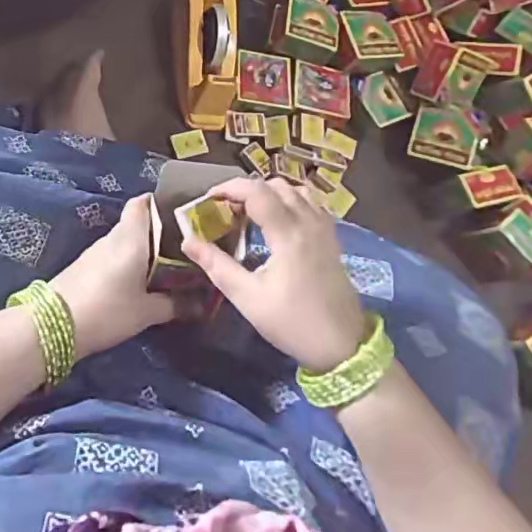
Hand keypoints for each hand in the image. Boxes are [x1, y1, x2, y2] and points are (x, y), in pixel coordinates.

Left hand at [49, 194, 175, 357]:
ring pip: (125, 242)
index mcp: (131, 237)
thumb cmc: (108, 310)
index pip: (143, 203)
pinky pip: (113, 257)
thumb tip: (201, 305)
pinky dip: (128, 263)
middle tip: (184, 249)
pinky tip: (140, 282)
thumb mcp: (146, 312)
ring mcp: (95, 252)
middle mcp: (113, 238)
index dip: (161, 203)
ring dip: (144, 251)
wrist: (53, 326)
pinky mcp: (84, 268)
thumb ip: (175, 305)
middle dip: (160, 233)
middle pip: (137, 223)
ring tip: (168, 267)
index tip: (182, 215)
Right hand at [180, 178, 369, 372]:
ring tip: (249, 213)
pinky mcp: (331, 238)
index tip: (208, 199)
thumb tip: (188, 241)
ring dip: (269, 193)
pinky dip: (290, 200)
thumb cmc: (293, 324)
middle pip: (275, 186)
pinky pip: (310, 203)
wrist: (343, 346)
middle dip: (246, 190)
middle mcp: (309, 223)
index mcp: (288, 234)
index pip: (257, 192)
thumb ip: (217, 266)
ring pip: (295, 190)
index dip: (229, 188)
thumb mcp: (248, 298)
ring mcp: (324, 229)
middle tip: (225, 210)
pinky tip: (277, 221)